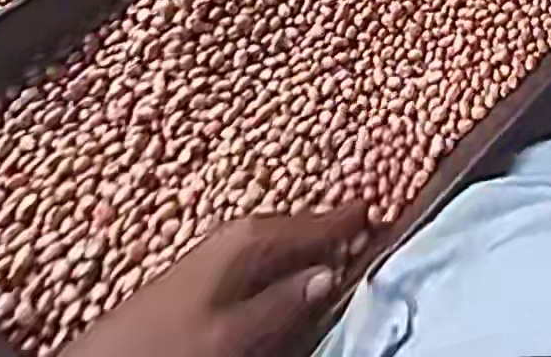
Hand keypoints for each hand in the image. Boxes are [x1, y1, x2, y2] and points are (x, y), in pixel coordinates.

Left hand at [65, 205, 370, 356]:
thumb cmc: (170, 346)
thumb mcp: (230, 336)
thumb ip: (283, 303)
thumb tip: (333, 273)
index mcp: (252, 238)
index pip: (315, 222)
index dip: (348, 218)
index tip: (380, 208)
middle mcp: (243, 231)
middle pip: (303, 225)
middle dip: (335, 225)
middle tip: (370, 226)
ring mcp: (228, 246)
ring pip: (287, 238)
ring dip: (314, 240)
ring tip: (342, 243)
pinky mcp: (217, 265)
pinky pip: (270, 252)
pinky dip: (291, 254)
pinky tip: (297, 268)